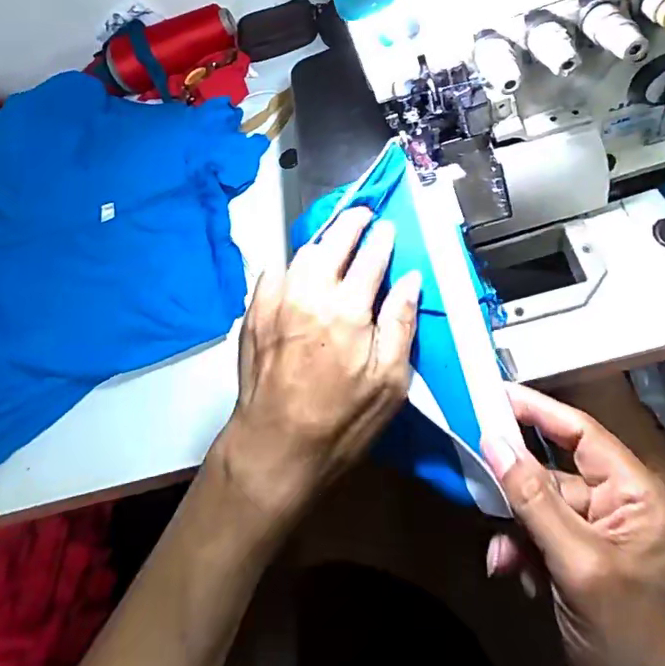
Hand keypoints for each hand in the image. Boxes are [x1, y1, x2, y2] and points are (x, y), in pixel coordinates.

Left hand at [208, 207, 420, 521]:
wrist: (274, 450)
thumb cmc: (342, 420)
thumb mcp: (390, 381)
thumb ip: (400, 323)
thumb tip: (410, 280)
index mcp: (348, 310)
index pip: (371, 257)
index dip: (382, 239)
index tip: (389, 228)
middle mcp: (309, 295)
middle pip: (333, 243)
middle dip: (351, 223)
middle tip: (363, 215)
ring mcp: (276, 303)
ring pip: (301, 254)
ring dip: (322, 241)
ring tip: (334, 239)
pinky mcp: (254, 316)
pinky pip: (272, 273)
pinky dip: (290, 264)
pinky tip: (297, 269)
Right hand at [482, 383, 664, 665]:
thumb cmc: (632, 636)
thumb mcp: (581, 566)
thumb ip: (536, 502)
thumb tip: (494, 442)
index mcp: (641, 493)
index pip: (585, 435)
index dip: (540, 412)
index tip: (496, 394)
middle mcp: (627, 509)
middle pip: (561, 476)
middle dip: (520, 488)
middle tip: (477, 476)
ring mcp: (609, 544)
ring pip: (549, 515)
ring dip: (519, 532)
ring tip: (500, 557)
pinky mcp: (592, 574)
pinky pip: (551, 547)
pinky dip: (528, 557)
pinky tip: (511, 574)